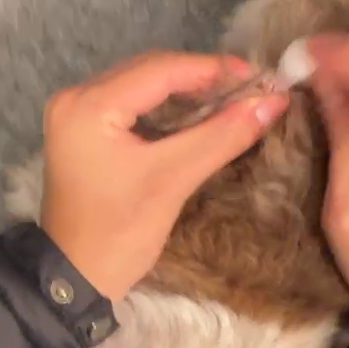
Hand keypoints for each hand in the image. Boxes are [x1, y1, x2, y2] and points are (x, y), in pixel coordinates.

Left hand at [41, 52, 288, 299]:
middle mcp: (75, 99)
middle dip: (201, 80)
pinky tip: (198, 118)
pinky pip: (131, 107)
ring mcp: (75, 115)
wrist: (74, 278)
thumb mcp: (172, 181)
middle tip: (250, 91)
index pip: (160, 69)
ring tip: (232, 103)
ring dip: (186, 94)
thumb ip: (222, 136)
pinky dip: (166, 111)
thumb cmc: (118, 234)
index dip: (213, 70)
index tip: (260, 78)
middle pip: (149, 72)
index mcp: (88, 106)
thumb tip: (274, 100)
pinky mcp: (82, 133)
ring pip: (142, 88)